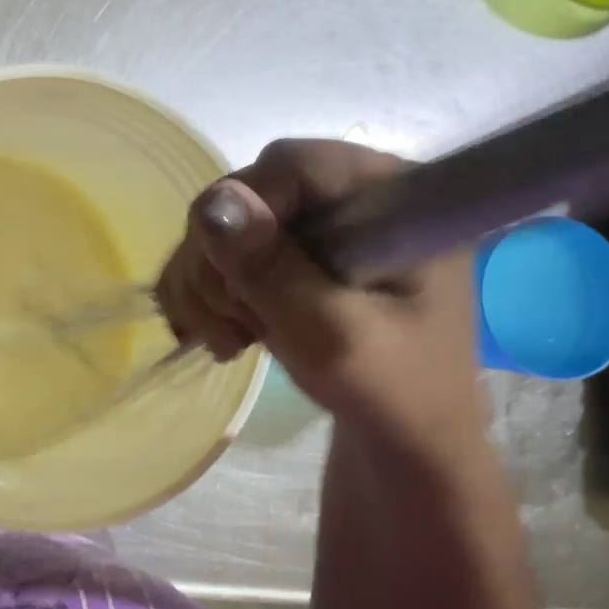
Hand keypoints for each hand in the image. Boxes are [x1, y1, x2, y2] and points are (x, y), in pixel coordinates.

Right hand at [154, 139, 484, 446]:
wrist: (404, 443)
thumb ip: (274, 268)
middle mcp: (352, 197)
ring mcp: (317, 227)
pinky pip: (219, 252)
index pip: (292, 166)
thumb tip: (213, 203)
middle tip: (232, 327)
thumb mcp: (330, 334)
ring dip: (206, 284)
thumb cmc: (390, 392)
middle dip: (220, 262)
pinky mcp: (291, 255)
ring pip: (222, 224)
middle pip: (246, 193)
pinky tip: (222, 333)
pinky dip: (204, 292)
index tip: (238, 286)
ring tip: (230, 340)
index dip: (247, 216)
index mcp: (392, 198)